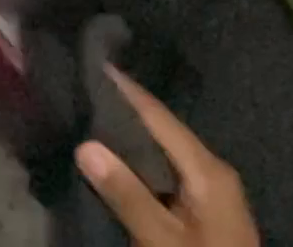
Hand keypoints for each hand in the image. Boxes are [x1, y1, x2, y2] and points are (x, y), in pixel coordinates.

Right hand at [74, 67, 258, 246]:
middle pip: (161, 127)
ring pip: (163, 147)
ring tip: (88, 115)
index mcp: (207, 169)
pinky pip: (166, 166)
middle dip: (122, 108)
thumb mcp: (162, 241)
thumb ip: (126, 194)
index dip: (124, 89)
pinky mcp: (205, 207)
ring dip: (128, 133)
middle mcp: (212, 169)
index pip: (157, 115)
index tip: (90, 63)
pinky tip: (114, 157)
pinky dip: (139, 156)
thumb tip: (84, 144)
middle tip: (80, 89)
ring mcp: (211, 189)